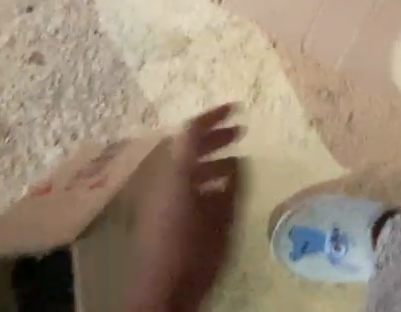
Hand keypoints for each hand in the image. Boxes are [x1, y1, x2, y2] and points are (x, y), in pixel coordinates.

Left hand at [127, 103, 242, 311]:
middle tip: (241, 132)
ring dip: (211, 158)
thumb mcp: (223, 218)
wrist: (159, 296)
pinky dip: (202, 177)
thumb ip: (232, 186)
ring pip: (185, 166)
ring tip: (236, 162)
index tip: (237, 107)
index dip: (214, 115)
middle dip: (215, 136)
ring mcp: (160, 199)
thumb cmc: (194, 255)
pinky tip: (220, 190)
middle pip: (188, 146)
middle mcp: (166, 181)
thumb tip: (239, 160)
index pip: (193, 131)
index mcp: (180, 175)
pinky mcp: (160, 216)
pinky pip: (182, 184)